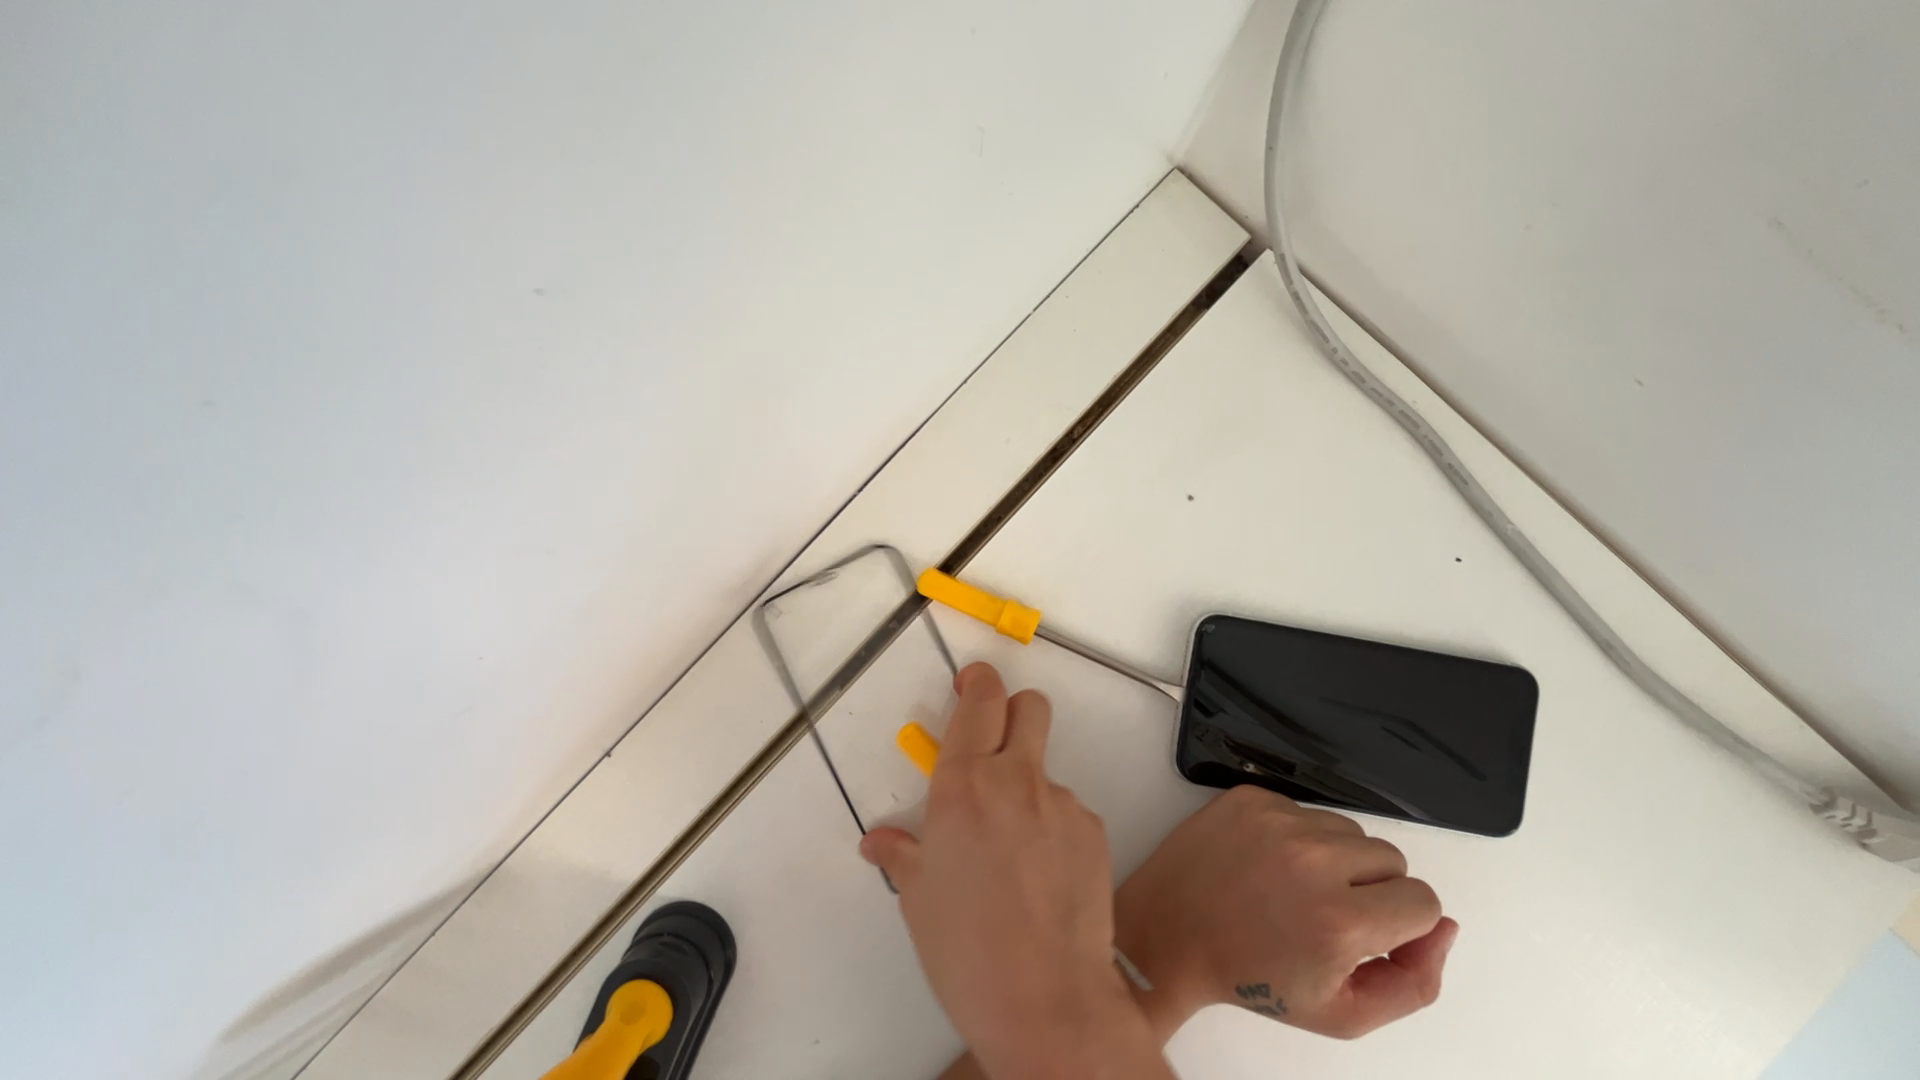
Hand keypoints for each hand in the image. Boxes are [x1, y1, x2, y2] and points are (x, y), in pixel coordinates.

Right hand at [861, 663, 1169, 1079]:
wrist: (1046, 1001)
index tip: (971, 684)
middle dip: (1013, 711)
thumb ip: (902, 853)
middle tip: (994, 744)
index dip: (977, 681)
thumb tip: (879, 840)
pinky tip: (1040, 878)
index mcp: (963, 785)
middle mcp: (1016, 781)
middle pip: (1029, 707)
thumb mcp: (918, 898)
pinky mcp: (1093, 831)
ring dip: (1027, 789)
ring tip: (1011, 853)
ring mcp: (1061, 804)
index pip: (980, 700)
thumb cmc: (967, 949)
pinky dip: (1051, 829)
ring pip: (1045, 771)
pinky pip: (1067, 813)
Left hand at [1115, 785, 1457, 1039]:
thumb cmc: (1249, 977)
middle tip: (1323, 912)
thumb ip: (1414, 982)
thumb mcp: (1343, 1013)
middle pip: (1391, 859)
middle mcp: (1311, 860)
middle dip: (1371, 888)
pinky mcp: (1250, 797)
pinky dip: (1297, 834)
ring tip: (1292, 888)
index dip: (1400, 924)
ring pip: (1350, 830)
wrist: (1169, 934)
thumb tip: (1443, 928)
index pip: (1423, 901)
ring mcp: (1276, 821)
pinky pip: (1305, 809)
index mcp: (1339, 919)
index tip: (1362, 934)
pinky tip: (1267, 863)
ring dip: (1336, 858)